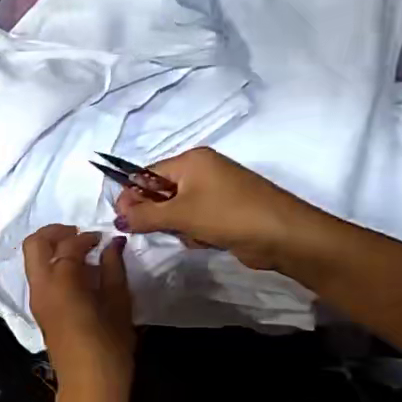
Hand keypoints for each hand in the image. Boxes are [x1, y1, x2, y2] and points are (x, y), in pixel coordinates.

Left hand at [22, 225, 133, 401]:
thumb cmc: (109, 350)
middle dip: (56, 232)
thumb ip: (114, 271)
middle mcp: (41, 287)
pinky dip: (54, 265)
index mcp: (60, 283)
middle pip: (34, 243)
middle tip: (83, 236)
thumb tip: (112, 245)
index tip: (105, 238)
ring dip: (54, 249)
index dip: (87, 238)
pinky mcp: (39, 311)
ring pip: (33, 259)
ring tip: (85, 254)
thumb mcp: (119, 306)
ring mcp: (36, 299)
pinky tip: (81, 275)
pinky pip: (40, 276)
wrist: (89, 389)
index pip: (68, 245)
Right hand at [114, 148, 333, 269]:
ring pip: (176, 210)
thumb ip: (144, 215)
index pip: (147, 174)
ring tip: (191, 235)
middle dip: (157, 214)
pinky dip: (193, 232)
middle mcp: (202, 170)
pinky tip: (204, 240)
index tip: (122, 220)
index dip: (132, 196)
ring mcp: (215, 191)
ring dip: (177, 226)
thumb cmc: (228, 215)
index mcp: (191, 160)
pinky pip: (194, 219)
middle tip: (158, 230)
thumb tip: (117, 218)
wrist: (283, 235)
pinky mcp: (224, 211)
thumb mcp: (180, 215)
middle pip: (161, 192)